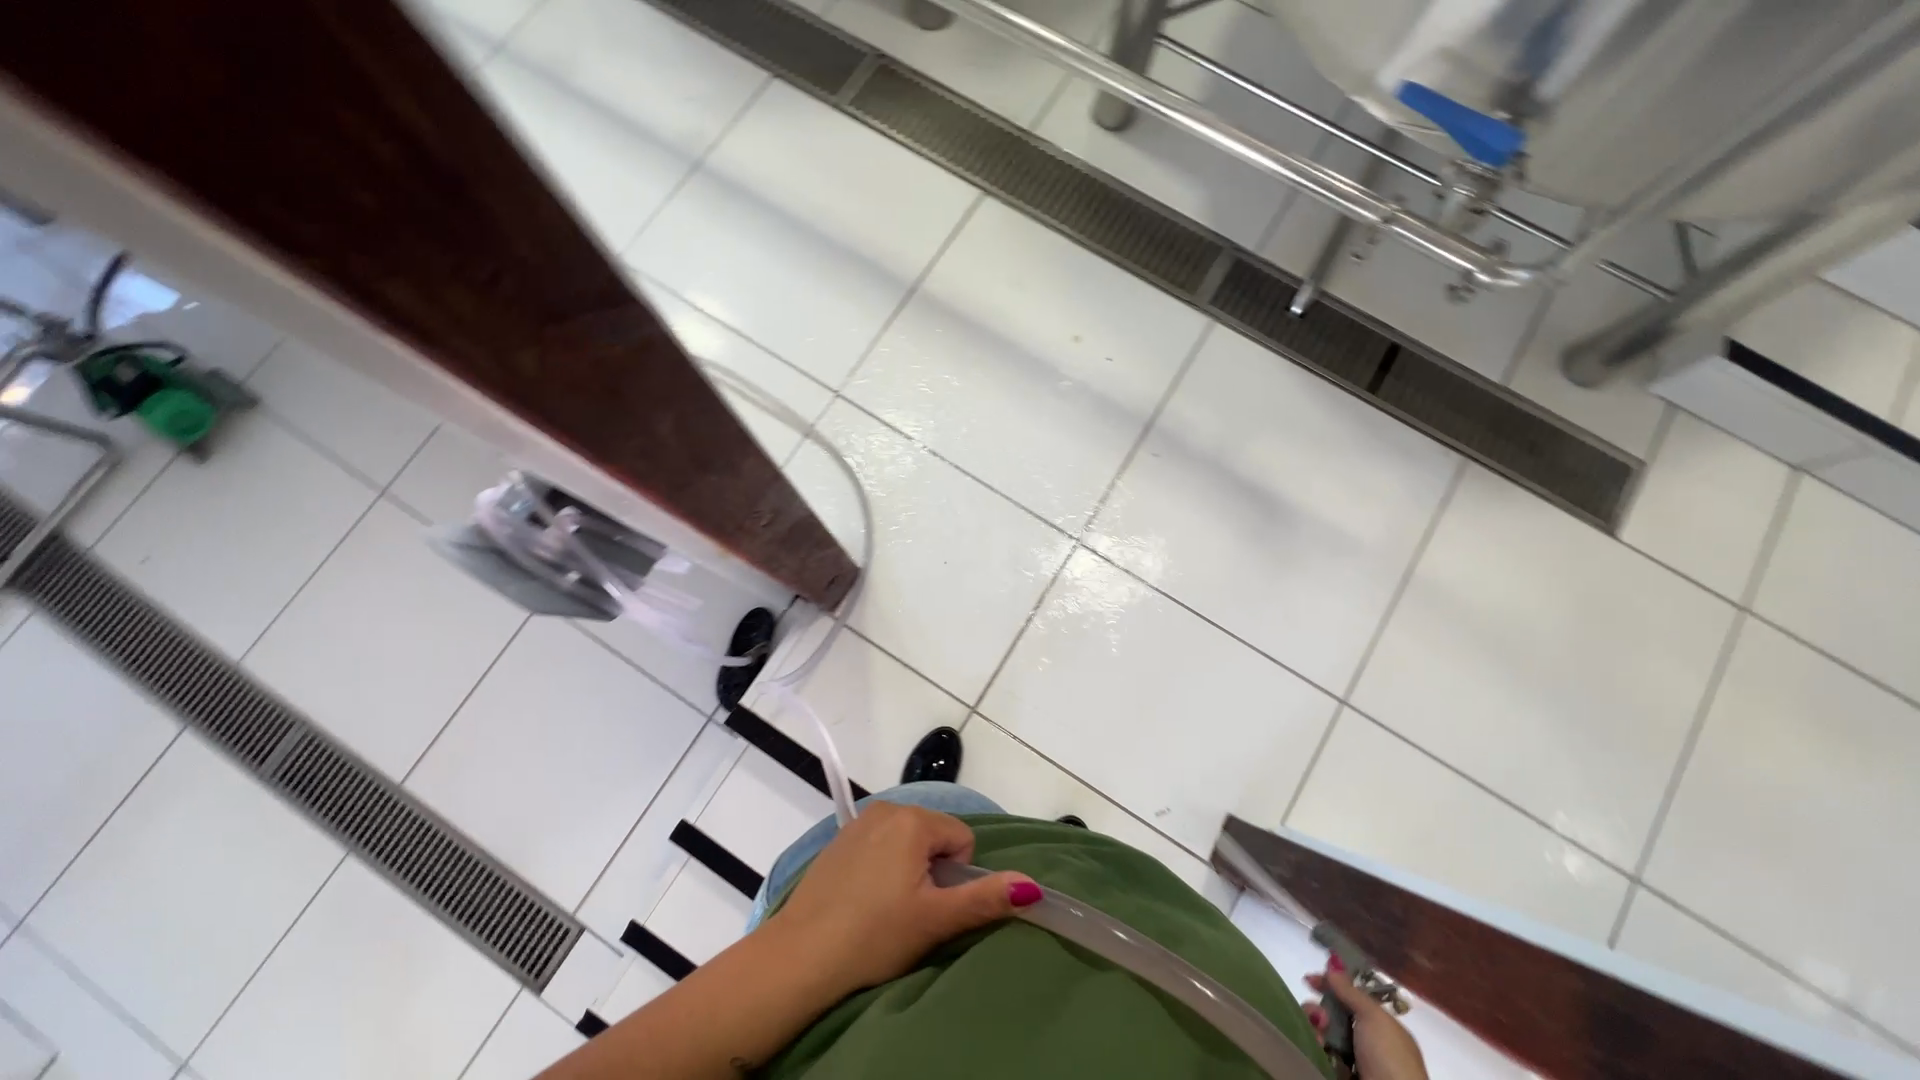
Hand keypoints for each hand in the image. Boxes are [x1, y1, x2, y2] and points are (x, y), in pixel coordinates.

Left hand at [764, 802, 1038, 995]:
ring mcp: (857, 824)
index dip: (955, 877)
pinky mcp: (836, 843)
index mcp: (913, 820)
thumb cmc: (875, 936)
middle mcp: (885, 809)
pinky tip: (864, 904)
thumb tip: (1032, 885)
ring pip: (905, 844)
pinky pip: (878, 848)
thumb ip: (986, 898)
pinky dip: (880, 871)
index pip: (962, 839)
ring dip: (907, 872)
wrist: (800, 957)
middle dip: (932, 872)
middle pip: (934, 837)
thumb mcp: (937, 920)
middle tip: (910, 912)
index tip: (931, 905)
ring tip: (886, 911)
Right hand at [1305, 964, 1427, 1079]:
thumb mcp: (1375, 1018)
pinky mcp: (1336, 1074)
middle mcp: (1366, 1042)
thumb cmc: (1389, 1057)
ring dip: (1315, 1027)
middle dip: (1319, 1009)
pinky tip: (1314, 1044)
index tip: (1309, 979)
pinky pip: (1319, 1053)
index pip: (1352, 998)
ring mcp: (1352, 1060)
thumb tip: (1333, 962)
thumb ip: (1351, 991)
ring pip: (1323, 1033)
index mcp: (1383, 1027)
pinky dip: (1313, 1046)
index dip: (1332, 985)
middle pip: (1333, 1014)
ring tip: (1317, 1034)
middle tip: (1319, 1017)